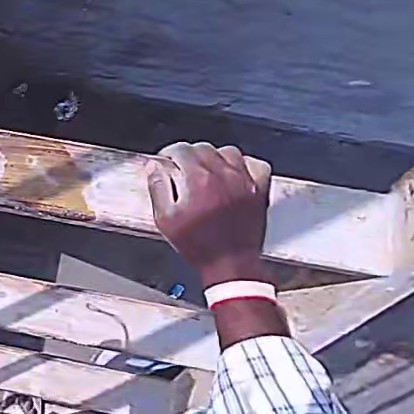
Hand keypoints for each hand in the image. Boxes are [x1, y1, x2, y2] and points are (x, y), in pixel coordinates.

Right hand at [147, 142, 272, 285]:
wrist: (230, 265)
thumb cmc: (198, 246)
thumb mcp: (166, 220)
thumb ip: (158, 189)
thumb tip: (154, 168)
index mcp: (198, 180)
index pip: (181, 150)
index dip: (169, 153)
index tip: (166, 161)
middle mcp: (223, 175)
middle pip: (203, 148)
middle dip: (189, 154)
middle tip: (182, 167)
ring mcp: (244, 181)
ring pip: (228, 151)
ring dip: (215, 156)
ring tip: (207, 169)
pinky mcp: (258, 190)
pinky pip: (255, 164)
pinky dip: (244, 164)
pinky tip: (234, 172)